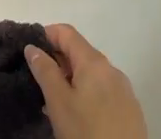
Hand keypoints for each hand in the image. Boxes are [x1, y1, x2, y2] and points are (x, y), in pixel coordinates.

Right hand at [24, 24, 147, 138]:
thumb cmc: (87, 132)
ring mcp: (125, 92)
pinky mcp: (130, 112)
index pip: (66, 32)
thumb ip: (44, 70)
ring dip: (71, 80)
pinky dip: (87, 94)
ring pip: (91, 74)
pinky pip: (103, 92)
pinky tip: (78, 116)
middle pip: (80, 53)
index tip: (30, 52)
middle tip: (39, 81)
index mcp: (95, 62)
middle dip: (57, 61)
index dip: (45, 35)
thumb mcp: (58, 101)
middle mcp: (113, 71)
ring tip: (55, 102)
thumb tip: (33, 47)